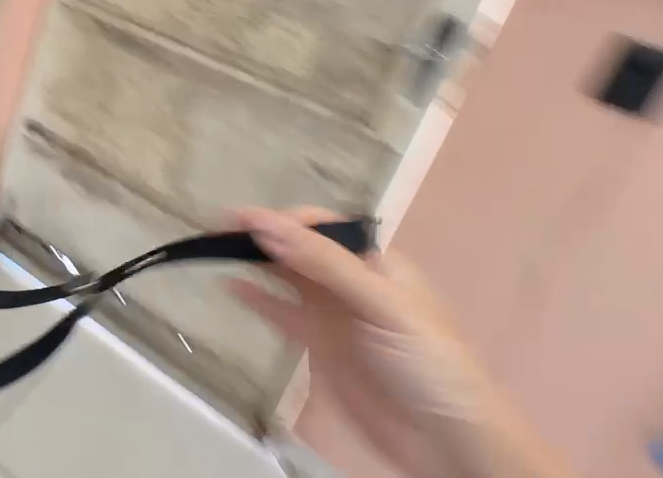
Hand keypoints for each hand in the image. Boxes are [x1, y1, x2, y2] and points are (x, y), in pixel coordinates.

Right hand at [230, 207, 569, 477]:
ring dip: (253, 259)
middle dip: (261, 233)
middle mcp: (349, 280)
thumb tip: (265, 227)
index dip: (283, 218)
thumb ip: (326, 264)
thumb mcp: (384, 305)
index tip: (243, 220)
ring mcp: (331, 312)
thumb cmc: (427, 363)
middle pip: (297, 245)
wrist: (448, 443)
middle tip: (218, 227)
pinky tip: (229, 285)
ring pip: (284, 274)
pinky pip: (279, 311)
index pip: (320, 226)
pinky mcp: (316, 343)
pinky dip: (254, 296)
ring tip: (214, 249)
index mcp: (374, 263)